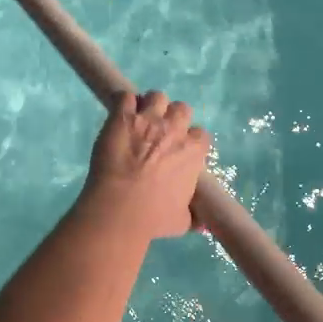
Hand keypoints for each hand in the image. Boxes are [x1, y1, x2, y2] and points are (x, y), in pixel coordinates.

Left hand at [78, 90, 209, 240]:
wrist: (121, 206)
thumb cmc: (154, 217)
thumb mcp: (182, 221)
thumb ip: (193, 217)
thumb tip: (203, 225)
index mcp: (193, 152)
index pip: (200, 134)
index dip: (189, 139)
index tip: (178, 148)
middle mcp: (174, 130)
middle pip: (181, 109)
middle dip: (172, 116)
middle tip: (159, 129)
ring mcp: (148, 120)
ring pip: (156, 96)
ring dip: (149, 104)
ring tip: (139, 117)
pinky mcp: (122, 116)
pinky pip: (125, 96)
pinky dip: (123, 102)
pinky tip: (119, 113)